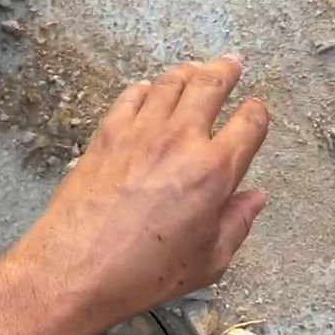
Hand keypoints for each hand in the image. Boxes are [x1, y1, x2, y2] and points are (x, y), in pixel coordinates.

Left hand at [0, 54, 270, 334]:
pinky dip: (145, 88)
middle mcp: (181, 141)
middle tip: (232, 61)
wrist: (76, 270)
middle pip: (210, 85)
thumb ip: (238, 223)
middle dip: (226, 69)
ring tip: (196, 68)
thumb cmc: (144, 273)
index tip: (257, 111)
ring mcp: (141, 133)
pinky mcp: (107, 135)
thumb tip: (255, 199)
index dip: (258, 112)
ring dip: (188, 71)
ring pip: (170, 82)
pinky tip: (148, 89)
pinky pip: (131, 96)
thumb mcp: (209, 260)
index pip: (249, 123)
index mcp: (214, 172)